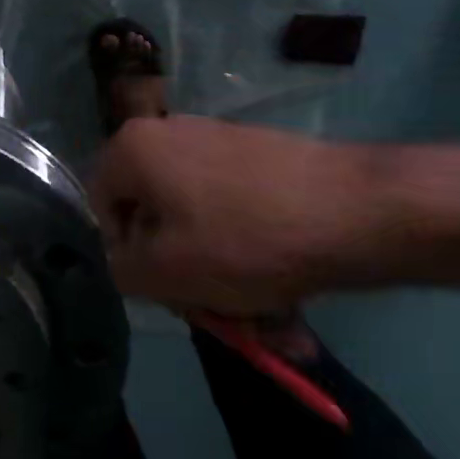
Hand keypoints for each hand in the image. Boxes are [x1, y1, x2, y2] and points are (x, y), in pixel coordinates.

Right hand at [89, 117, 410, 314]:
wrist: (355, 209)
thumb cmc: (244, 239)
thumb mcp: (164, 272)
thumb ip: (119, 270)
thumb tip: (123, 260)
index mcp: (134, 147)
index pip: (103, 212)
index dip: (128, 260)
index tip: (168, 292)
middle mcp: (169, 134)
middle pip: (157, 221)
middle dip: (187, 277)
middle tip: (223, 319)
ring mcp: (217, 143)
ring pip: (202, 226)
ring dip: (226, 280)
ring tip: (270, 324)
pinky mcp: (258, 159)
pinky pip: (237, 216)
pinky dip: (252, 258)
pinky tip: (288, 303)